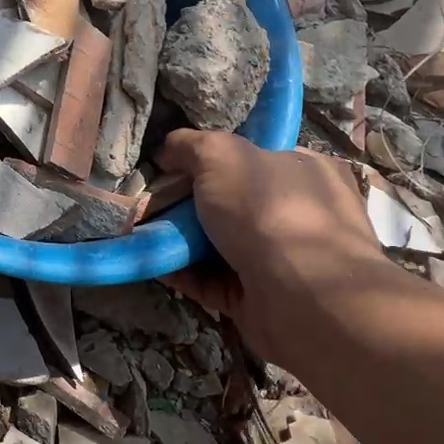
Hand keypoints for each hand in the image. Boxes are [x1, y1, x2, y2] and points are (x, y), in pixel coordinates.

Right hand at [155, 129, 387, 355]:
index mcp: (305, 171)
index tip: (174, 161)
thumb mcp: (219, 152)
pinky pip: (210, 278)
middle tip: (150, 197)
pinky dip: (180, 270)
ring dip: (177, 236)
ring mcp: (283, 260)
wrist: (304, 300)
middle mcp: (300, 214)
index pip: (255, 155)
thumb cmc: (268, 209)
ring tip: (138, 228)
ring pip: (216, 240)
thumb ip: (188, 144)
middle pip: (229, 199)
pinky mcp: (261, 299)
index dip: (212, 156)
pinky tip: (149, 259)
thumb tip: (167, 153)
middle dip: (187, 200)